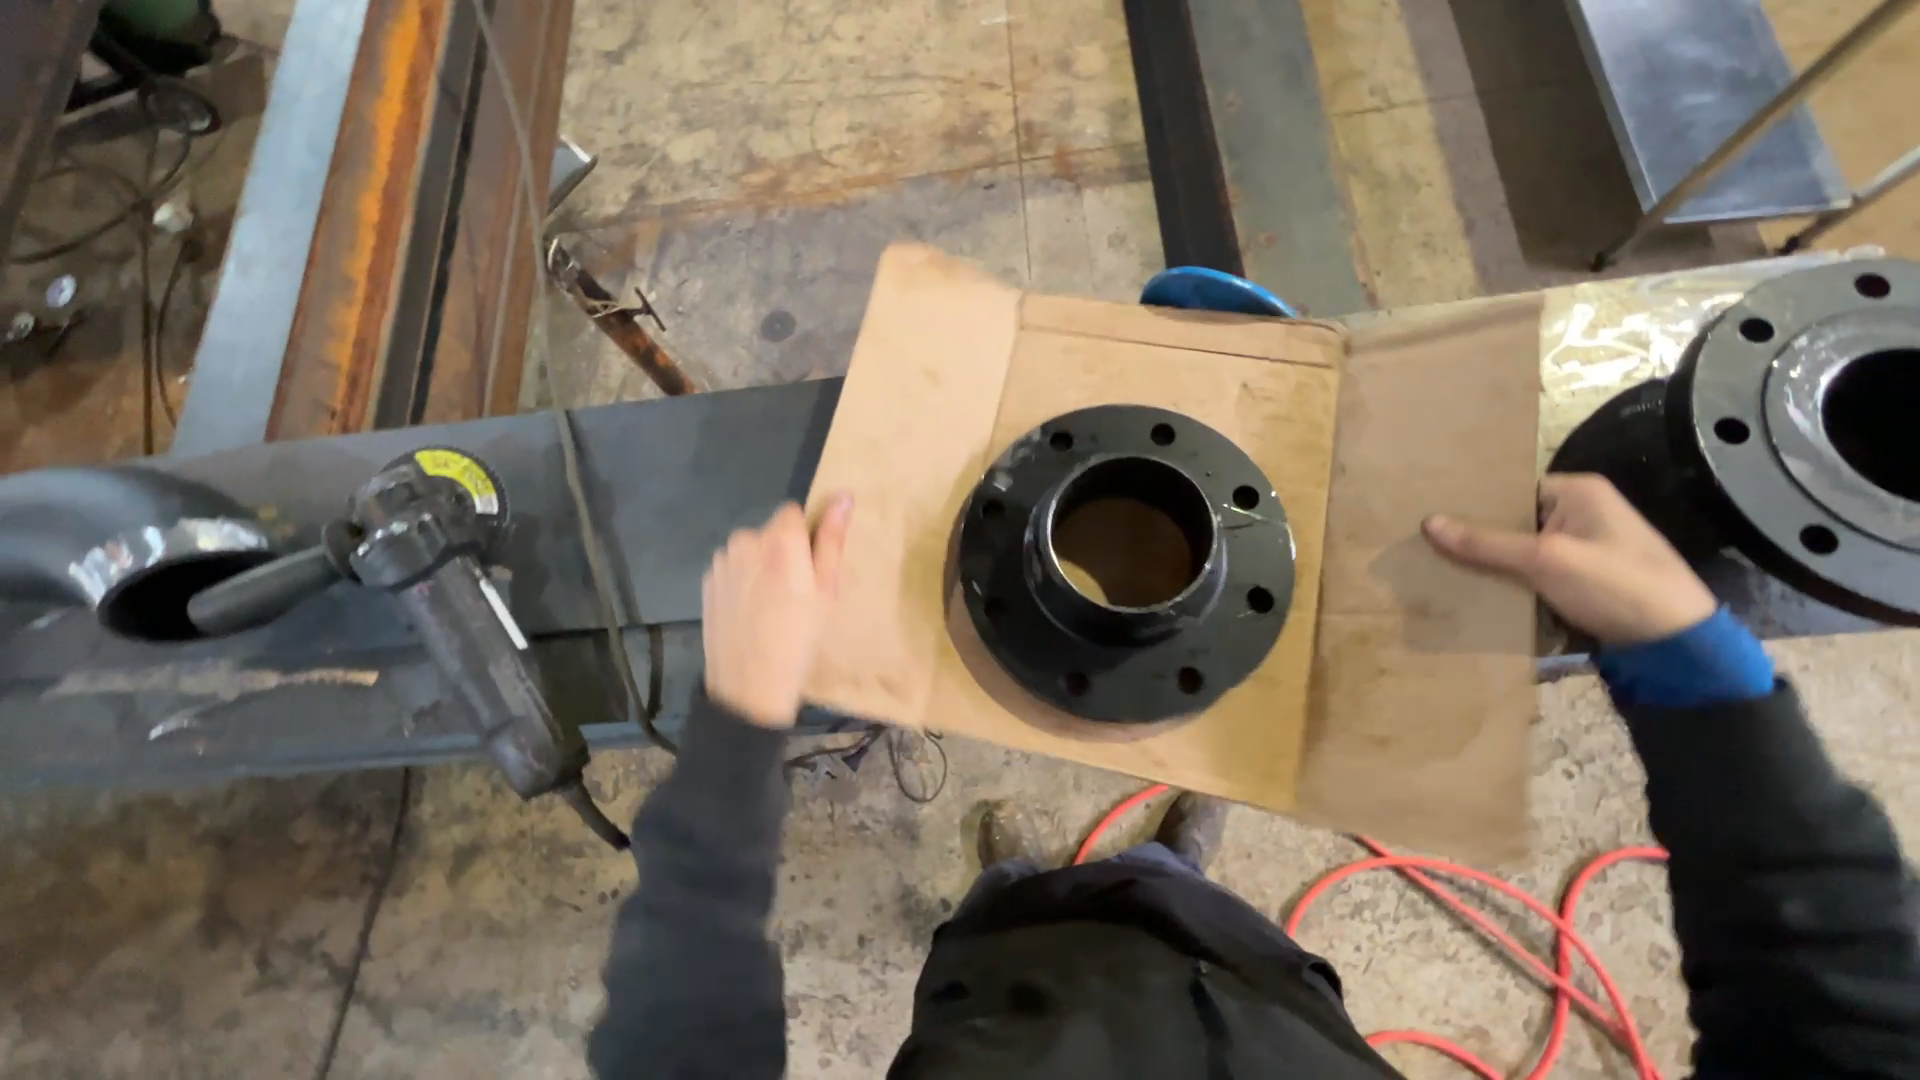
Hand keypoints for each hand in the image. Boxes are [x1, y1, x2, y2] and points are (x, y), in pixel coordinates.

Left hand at [701, 495, 853, 727]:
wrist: (750, 684)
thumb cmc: (800, 637)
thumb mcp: (827, 590)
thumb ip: (833, 538)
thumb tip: (843, 495)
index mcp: (779, 539)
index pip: (794, 512)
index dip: (806, 537)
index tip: (811, 568)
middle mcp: (745, 540)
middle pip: (770, 532)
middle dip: (782, 552)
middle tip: (796, 593)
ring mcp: (721, 562)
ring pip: (750, 551)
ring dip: (760, 567)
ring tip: (771, 607)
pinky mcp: (707, 582)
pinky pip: (732, 570)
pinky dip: (742, 583)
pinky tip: (750, 614)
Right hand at [1421, 473, 1715, 645]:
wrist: (1674, 644)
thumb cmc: (1616, 585)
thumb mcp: (1544, 560)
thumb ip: (1485, 542)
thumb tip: (1427, 521)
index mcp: (1580, 491)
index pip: (1512, 488)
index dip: (1474, 502)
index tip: (1433, 516)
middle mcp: (1582, 512)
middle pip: (1513, 519)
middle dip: (1476, 534)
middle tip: (1428, 543)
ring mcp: (1583, 547)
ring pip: (1519, 548)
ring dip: (1490, 561)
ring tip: (1441, 567)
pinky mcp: (1581, 578)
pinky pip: (1532, 572)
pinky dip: (1508, 580)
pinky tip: (1476, 589)